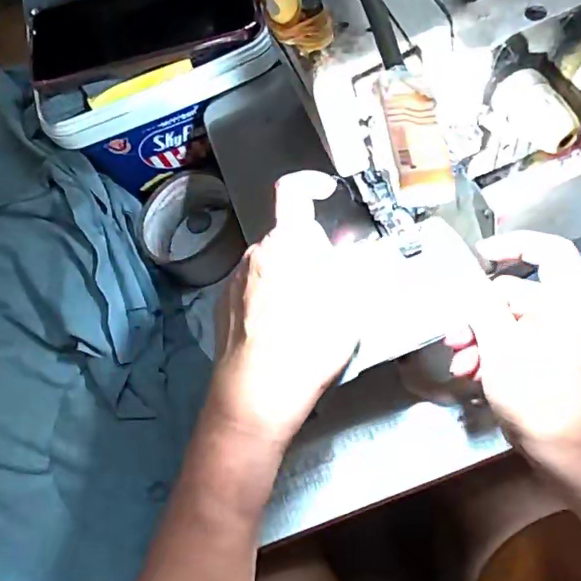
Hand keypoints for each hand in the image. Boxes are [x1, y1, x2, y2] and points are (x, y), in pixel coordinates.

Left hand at [208, 171, 359, 445]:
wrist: (254, 397)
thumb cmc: (306, 345)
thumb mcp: (350, 304)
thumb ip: (356, 266)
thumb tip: (357, 250)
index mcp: (285, 243)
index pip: (292, 191)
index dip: (311, 183)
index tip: (326, 191)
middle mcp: (254, 254)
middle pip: (288, 237)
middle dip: (312, 250)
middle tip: (335, 283)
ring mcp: (234, 281)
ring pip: (273, 265)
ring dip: (292, 275)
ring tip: (311, 315)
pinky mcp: (224, 307)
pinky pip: (256, 288)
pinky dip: (273, 297)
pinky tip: (285, 330)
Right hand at [442, 231, 580, 489]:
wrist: (574, 459)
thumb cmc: (543, 400)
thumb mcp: (503, 349)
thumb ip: (482, 308)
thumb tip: (468, 284)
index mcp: (574, 302)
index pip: (551, 250)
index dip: (514, 244)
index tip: (479, 256)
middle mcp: (572, 314)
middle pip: (520, 292)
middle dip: (480, 313)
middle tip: (455, 335)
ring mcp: (562, 339)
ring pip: (511, 321)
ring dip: (481, 339)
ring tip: (462, 364)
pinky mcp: (551, 361)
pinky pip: (518, 343)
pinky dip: (494, 354)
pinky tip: (472, 374)